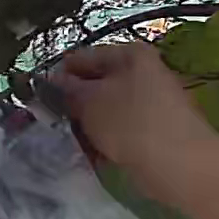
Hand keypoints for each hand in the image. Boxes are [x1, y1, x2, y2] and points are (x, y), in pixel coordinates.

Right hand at [49, 42, 216, 199]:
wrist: (179, 164)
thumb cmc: (130, 123)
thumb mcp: (88, 101)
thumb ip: (65, 89)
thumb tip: (50, 81)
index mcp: (129, 54)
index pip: (81, 58)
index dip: (58, 76)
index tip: (39, 97)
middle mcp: (143, 72)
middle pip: (95, 83)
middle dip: (74, 103)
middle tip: (54, 121)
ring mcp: (151, 101)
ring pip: (106, 108)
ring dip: (88, 123)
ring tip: (74, 139)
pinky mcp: (154, 128)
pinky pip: (120, 127)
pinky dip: (106, 137)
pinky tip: (95, 153)